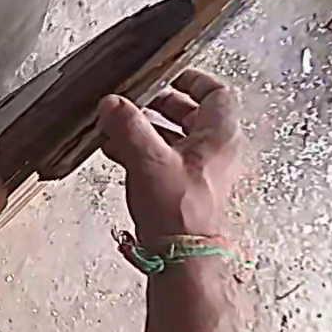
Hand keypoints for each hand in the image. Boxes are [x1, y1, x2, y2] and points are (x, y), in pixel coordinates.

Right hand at [96, 69, 241, 238]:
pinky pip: (164, 160)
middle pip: (192, 115)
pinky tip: (118, 154)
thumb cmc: (179, 210)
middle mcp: (215, 152)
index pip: (215, 93)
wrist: (181, 255)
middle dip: (159, 106)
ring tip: (116, 129)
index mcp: (219, 136)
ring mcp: (200, 172)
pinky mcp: (183, 190)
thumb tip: (111, 103)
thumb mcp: (148, 159)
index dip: (190, 80)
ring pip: (175, 139)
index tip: (164, 76)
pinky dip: (142, 152)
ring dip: (146, 131)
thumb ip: (128, 127)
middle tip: (133, 102)